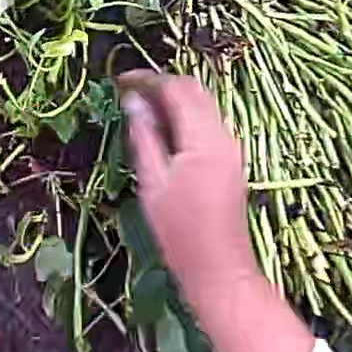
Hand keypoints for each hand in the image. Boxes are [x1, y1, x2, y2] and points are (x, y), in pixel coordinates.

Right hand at [120, 73, 315, 351]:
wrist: (220, 271)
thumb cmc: (180, 234)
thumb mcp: (152, 183)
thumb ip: (144, 136)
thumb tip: (133, 101)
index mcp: (204, 138)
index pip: (176, 89)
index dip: (147, 79)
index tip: (121, 81)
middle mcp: (223, 134)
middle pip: (193, 89)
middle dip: (161, 83)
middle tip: (130, 91)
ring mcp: (231, 145)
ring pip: (201, 102)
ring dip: (173, 97)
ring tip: (142, 107)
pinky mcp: (231, 156)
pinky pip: (207, 119)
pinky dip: (184, 113)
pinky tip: (163, 128)